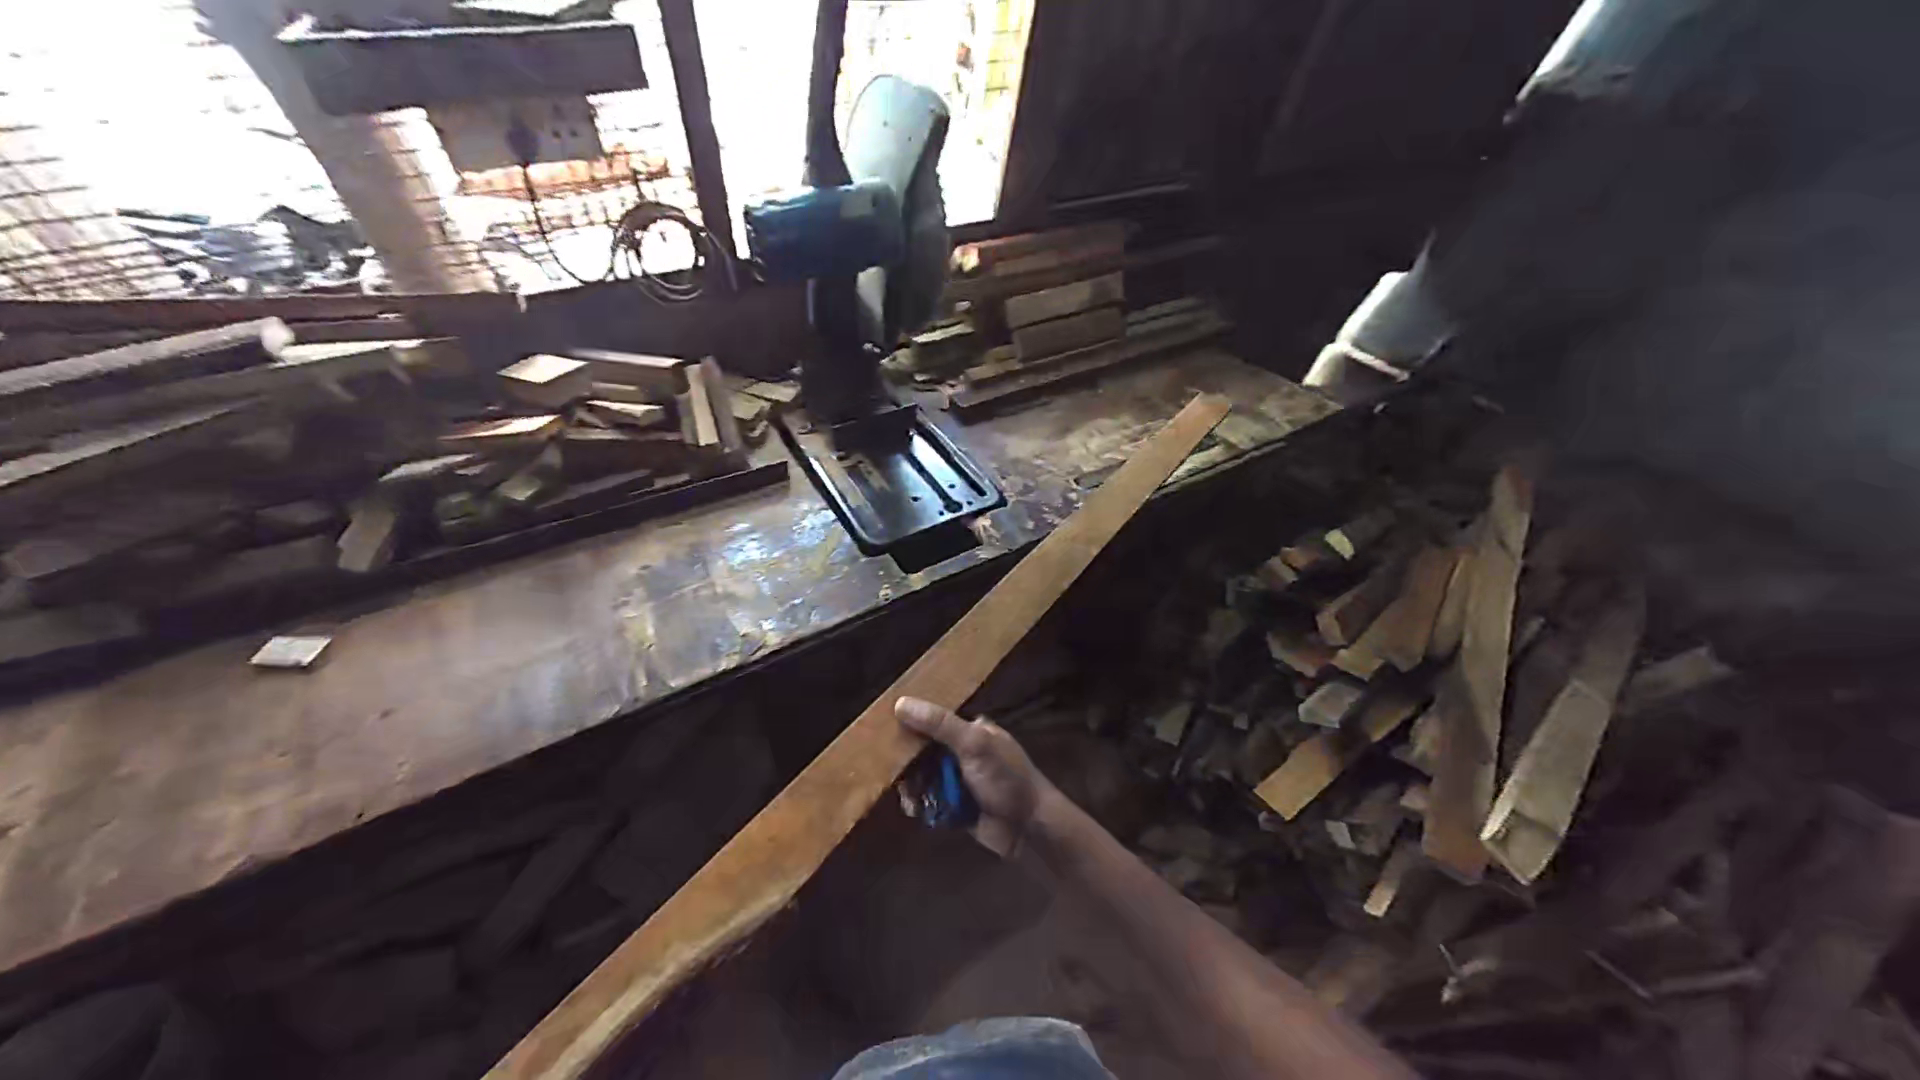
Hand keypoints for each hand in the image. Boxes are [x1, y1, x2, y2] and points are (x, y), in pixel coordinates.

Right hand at [895, 696, 1054, 856]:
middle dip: (907, 761)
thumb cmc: (1005, 778)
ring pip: (923, 777)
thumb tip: (901, 703)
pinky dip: (921, 804)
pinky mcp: (955, 806)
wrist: (1028, 828)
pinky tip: (915, 809)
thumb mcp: (973, 744)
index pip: (935, 719)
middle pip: (924, 750)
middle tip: (893, 770)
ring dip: (913, 786)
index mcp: (972, 730)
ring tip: (908, 795)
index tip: (886, 729)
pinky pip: (929, 800)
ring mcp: (959, 780)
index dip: (911, 723)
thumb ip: (938, 724)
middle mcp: (964, 752)